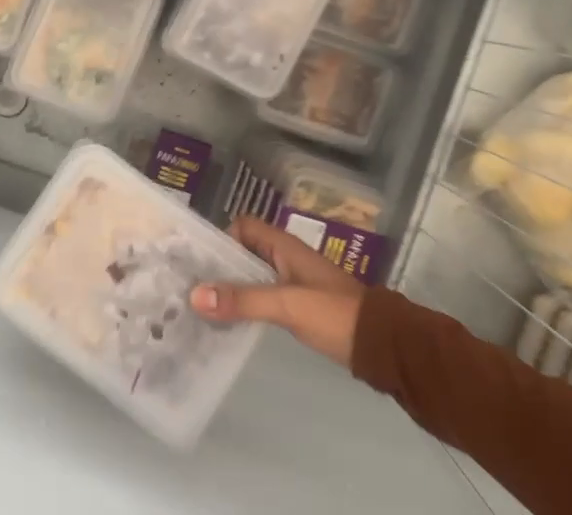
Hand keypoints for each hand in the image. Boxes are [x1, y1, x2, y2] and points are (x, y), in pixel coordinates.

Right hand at [189, 216, 364, 366]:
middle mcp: (287, 260)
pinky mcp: (299, 307)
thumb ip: (243, 300)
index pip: (244, 227)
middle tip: (190, 287)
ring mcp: (294, 284)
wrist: (381, 345)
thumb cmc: (334, 314)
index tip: (199, 261)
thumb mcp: (287, 305)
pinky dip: (246, 306)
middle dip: (219, 267)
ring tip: (202, 307)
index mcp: (286, 247)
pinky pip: (263, 299)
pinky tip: (230, 323)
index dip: (221, 238)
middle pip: (245, 253)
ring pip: (253, 278)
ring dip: (231, 289)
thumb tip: (195, 295)